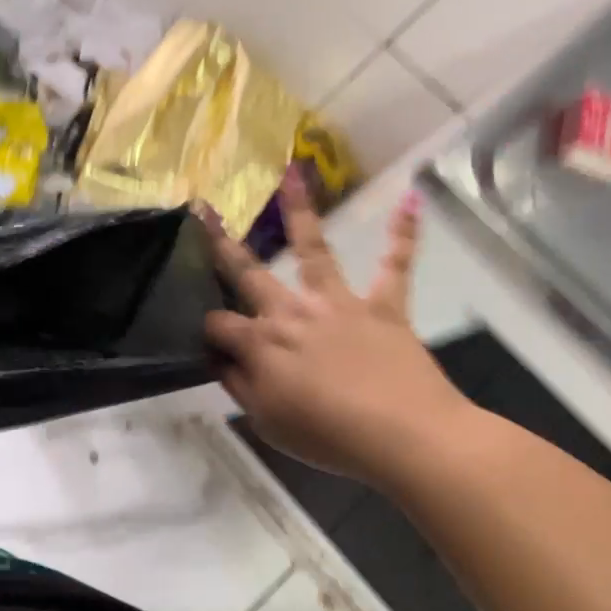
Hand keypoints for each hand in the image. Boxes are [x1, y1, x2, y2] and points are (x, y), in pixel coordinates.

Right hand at [199, 178, 468, 483]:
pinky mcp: (384, 307)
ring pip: (313, 249)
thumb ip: (237, 384)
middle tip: (201, 210)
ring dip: (300, 210)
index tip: (204, 342)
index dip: (205, 330)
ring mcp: (339, 304)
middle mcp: (291, 311)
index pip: (216, 324)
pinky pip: (394, 266)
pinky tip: (409, 201)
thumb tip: (215, 357)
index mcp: (259, 342)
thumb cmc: (329, 436)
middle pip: (247, 271)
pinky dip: (403, 235)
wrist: (408, 437)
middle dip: (219, 242)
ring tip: (292, 173)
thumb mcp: (265, 421)